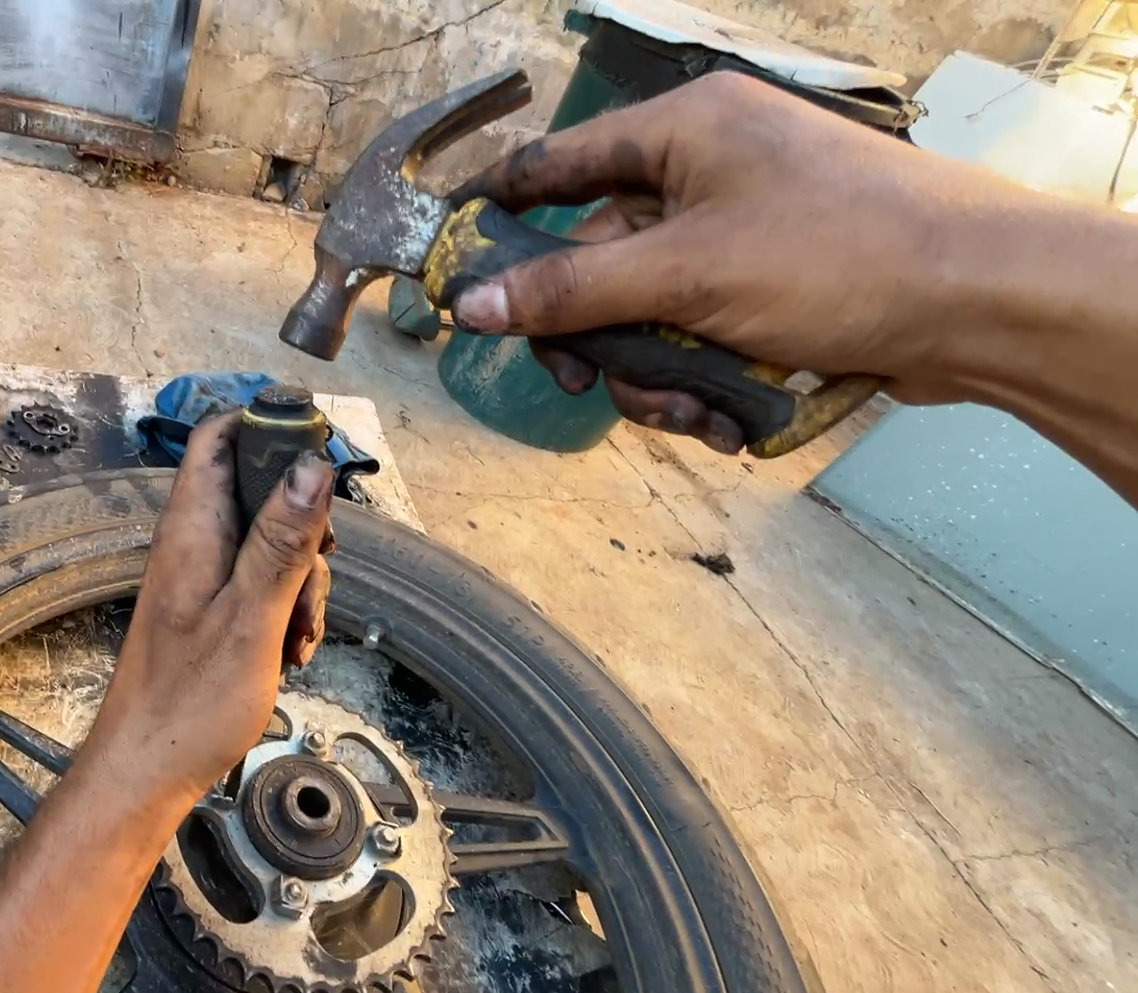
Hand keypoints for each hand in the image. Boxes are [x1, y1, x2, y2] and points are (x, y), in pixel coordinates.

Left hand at [80, 413, 333, 801]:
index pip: (218, 437)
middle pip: (260, 490)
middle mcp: (195, 540)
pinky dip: (286, 608)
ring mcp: (204, 575)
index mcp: (192, 527)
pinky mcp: (214, 607)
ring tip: (297, 636)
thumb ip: (280, 542)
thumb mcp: (250, 618)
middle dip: (303, 528)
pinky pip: (262, 583)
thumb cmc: (190, 701)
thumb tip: (311, 467)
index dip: (265, 424)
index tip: (316, 449)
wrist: (149, 766)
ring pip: (271, 542)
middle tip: (313, 576)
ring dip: (300, 581)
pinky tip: (290, 650)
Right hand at [448, 72, 1058, 452]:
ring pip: (627, 317)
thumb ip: (567, 289)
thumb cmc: (835, 258)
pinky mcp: (744, 289)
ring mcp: (719, 238)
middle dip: (587, 338)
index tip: (447, 253)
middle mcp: (693, 179)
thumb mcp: (683, 274)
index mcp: (678, 135)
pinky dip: (683, 383)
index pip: (551, 164)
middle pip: (585, 265)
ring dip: (643, 377)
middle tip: (582, 383)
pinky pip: (673, 337)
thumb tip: (470, 306)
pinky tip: (717, 414)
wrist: (987, 309)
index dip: (493, 207)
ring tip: (686, 411)